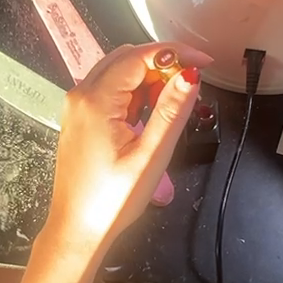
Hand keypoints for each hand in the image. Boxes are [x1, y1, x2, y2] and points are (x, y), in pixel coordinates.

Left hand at [45, 43, 208, 253]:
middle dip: (163, 63)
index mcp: (95, 100)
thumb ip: (171, 111)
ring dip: (149, 78)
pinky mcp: (80, 118)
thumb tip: (190, 75)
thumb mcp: (151, 155)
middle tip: (192, 84)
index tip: (205, 63)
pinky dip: (134, 92)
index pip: (139, 56)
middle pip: (127, 58)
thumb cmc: (112, 200)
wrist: (77, 229)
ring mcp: (77, 106)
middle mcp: (80, 95)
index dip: (175, 54)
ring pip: (118, 72)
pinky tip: (150, 113)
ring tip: (173, 103)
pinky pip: (110, 90)